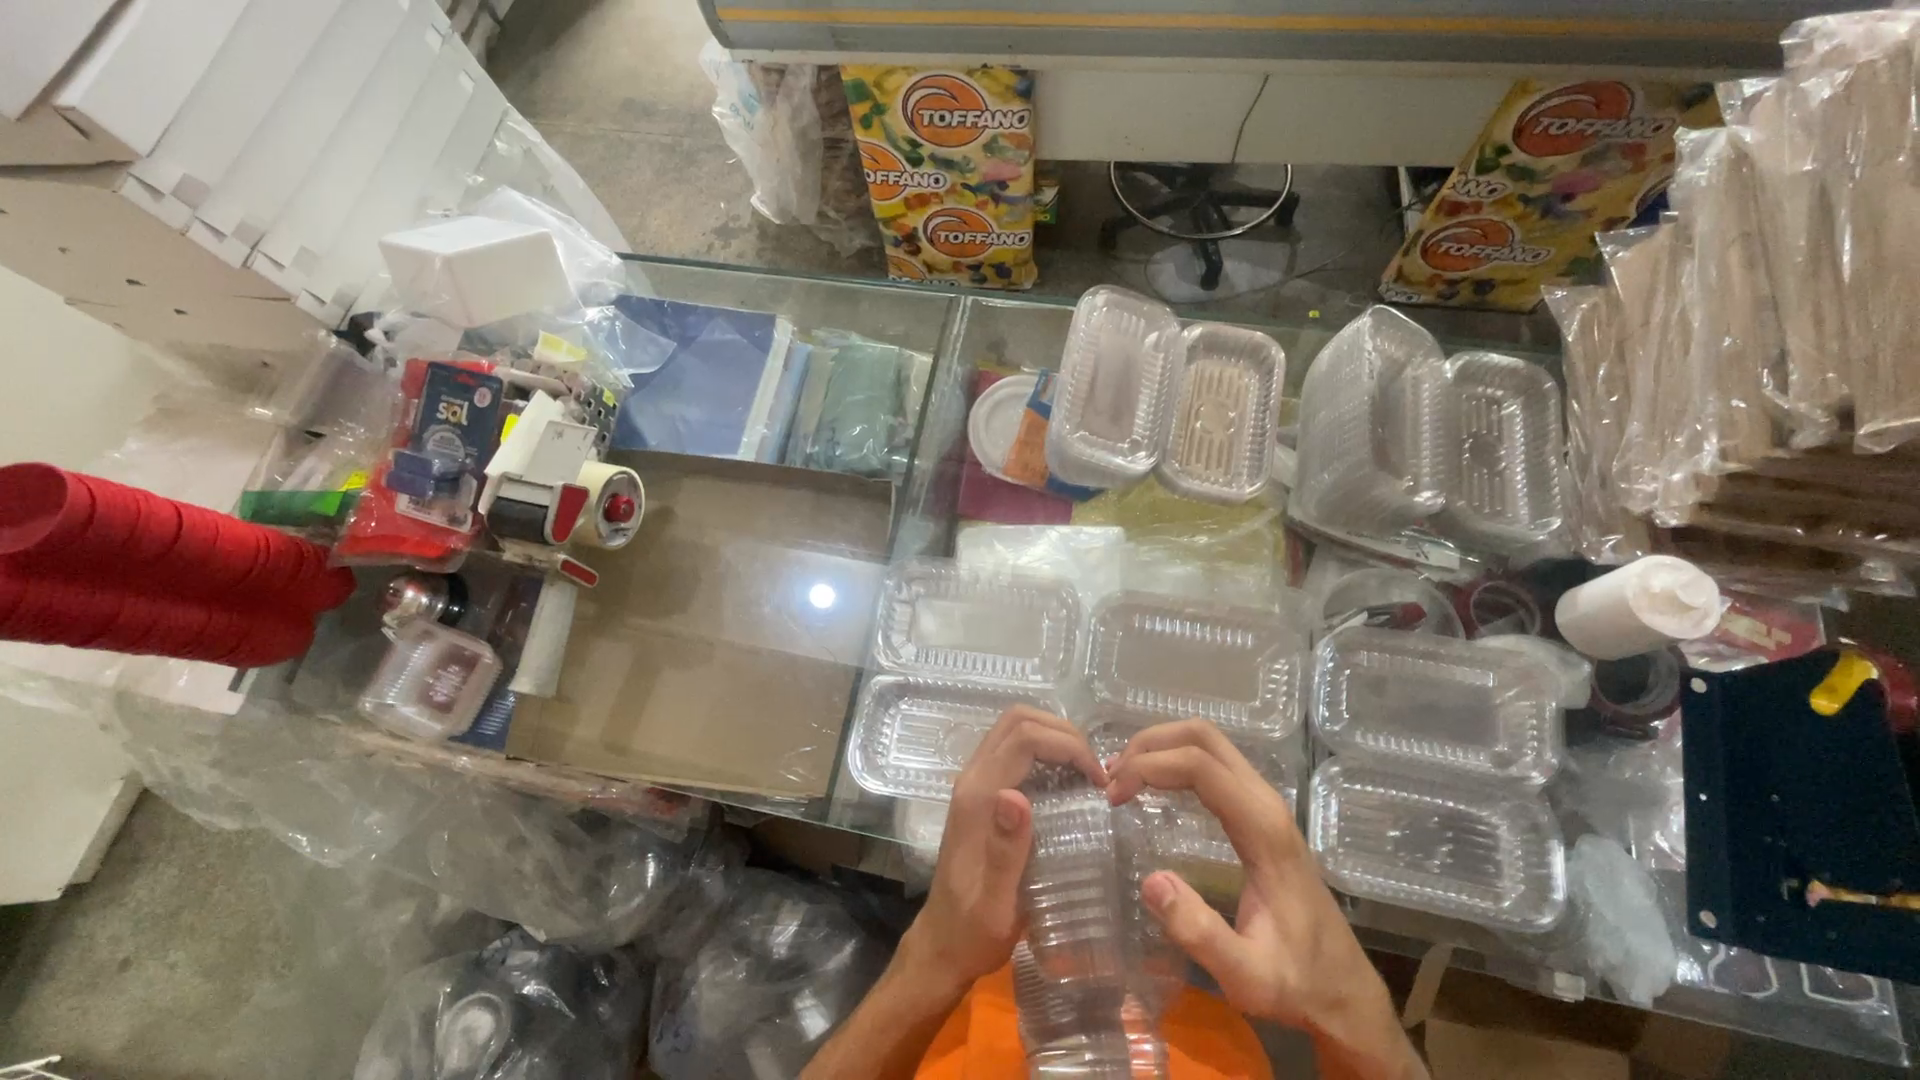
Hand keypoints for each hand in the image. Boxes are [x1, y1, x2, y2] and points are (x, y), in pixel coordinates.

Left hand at [898, 706, 1108, 998]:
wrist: (943, 945)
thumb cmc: (973, 931)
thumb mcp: (996, 904)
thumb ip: (1005, 851)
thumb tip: (1017, 796)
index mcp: (976, 797)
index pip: (1023, 737)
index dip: (1067, 746)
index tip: (1098, 782)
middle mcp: (972, 779)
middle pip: (1017, 720)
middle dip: (1063, 734)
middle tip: (1095, 773)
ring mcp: (974, 784)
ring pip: (1014, 729)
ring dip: (1055, 739)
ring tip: (1087, 776)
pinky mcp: (982, 794)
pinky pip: (1014, 750)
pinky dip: (1045, 752)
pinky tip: (1068, 785)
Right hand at [1106, 720, 1414, 1077]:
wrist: (1344, 991)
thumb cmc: (1295, 983)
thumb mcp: (1246, 976)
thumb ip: (1200, 933)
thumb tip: (1150, 880)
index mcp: (1263, 831)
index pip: (1201, 767)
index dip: (1150, 768)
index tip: (1112, 796)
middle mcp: (1266, 804)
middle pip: (1205, 737)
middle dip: (1151, 744)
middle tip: (1111, 777)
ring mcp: (1266, 805)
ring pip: (1210, 744)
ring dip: (1161, 748)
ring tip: (1122, 778)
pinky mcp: (1260, 814)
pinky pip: (1214, 764)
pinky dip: (1175, 761)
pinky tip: (1151, 788)